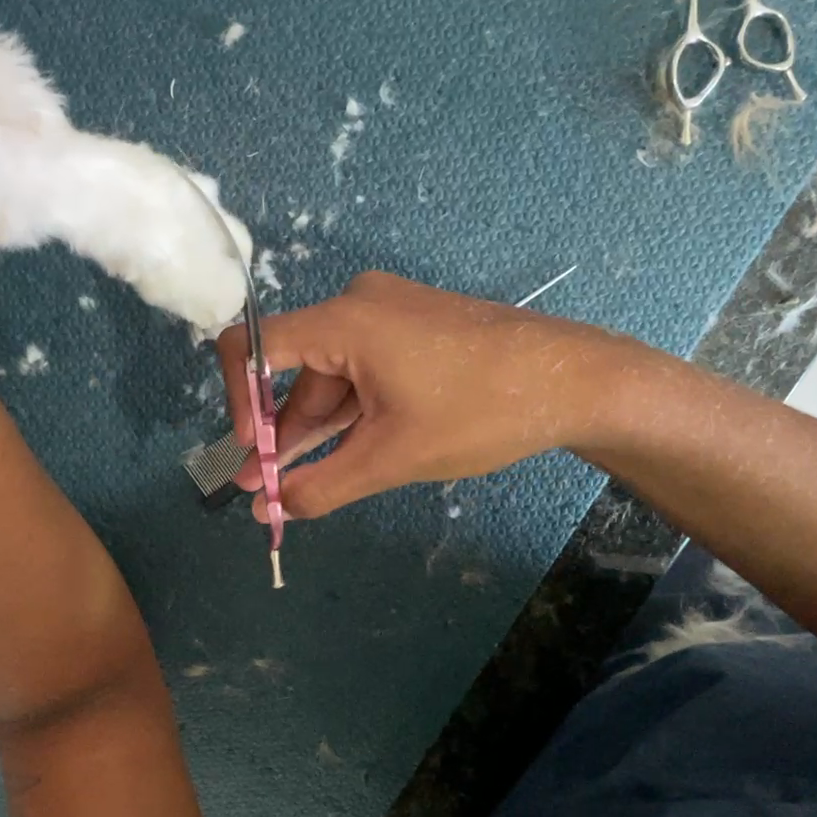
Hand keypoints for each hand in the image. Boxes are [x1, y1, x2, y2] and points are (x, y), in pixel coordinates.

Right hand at [217, 272, 662, 520]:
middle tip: (260, 485)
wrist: (580, 382)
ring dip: (311, 430)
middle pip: (292, 368)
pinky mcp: (409, 330)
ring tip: (290, 482)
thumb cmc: (481, 412)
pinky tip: (333, 453)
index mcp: (344, 320)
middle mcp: (356, 305)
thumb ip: (320, 485)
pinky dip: (345, 414)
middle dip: (275, 431)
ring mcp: (386, 315)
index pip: (253, 346)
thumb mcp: (392, 457)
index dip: (236, 400)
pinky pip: (357, 372)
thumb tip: (267, 512)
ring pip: (327, 377)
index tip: (248, 450)